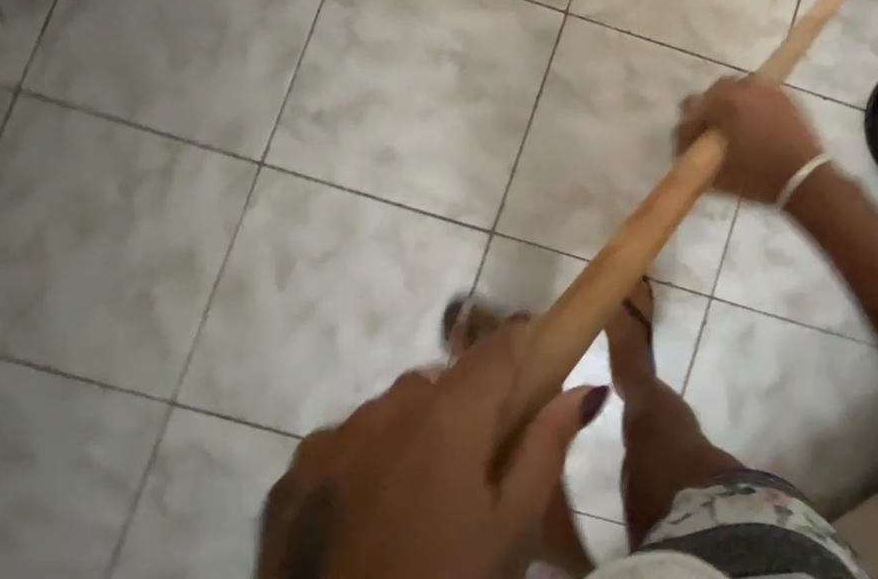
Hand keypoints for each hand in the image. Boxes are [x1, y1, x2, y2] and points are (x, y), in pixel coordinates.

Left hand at [256, 319, 608, 578]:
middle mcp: (387, 408)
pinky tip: (369, 521)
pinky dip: (364, 464)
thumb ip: (547, 446)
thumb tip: (585, 389)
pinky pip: (344, 446)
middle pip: (442, 382)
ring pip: (390, 412)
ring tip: (420, 504)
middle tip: (478, 471)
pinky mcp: (292, 476)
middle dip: (466, 409)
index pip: (498, 348)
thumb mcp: (512, 529)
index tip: (537, 369)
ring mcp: (332, 439)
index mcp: (447, 415)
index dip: (523, 347)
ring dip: (413, 435)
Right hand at [675, 76, 823, 206]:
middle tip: (712, 131)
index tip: (690, 141)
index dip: (688, 125)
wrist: (804, 178)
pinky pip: (761, 93)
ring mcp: (767, 89)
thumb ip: (692, 152)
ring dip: (732, 103)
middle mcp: (744, 88)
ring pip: (740, 88)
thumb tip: (682, 145)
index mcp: (723, 103)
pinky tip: (756, 124)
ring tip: (735, 126)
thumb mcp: (715, 172)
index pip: (691, 106)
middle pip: (716, 90)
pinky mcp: (785, 97)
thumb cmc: (757, 177)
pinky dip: (754, 104)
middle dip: (710, 108)